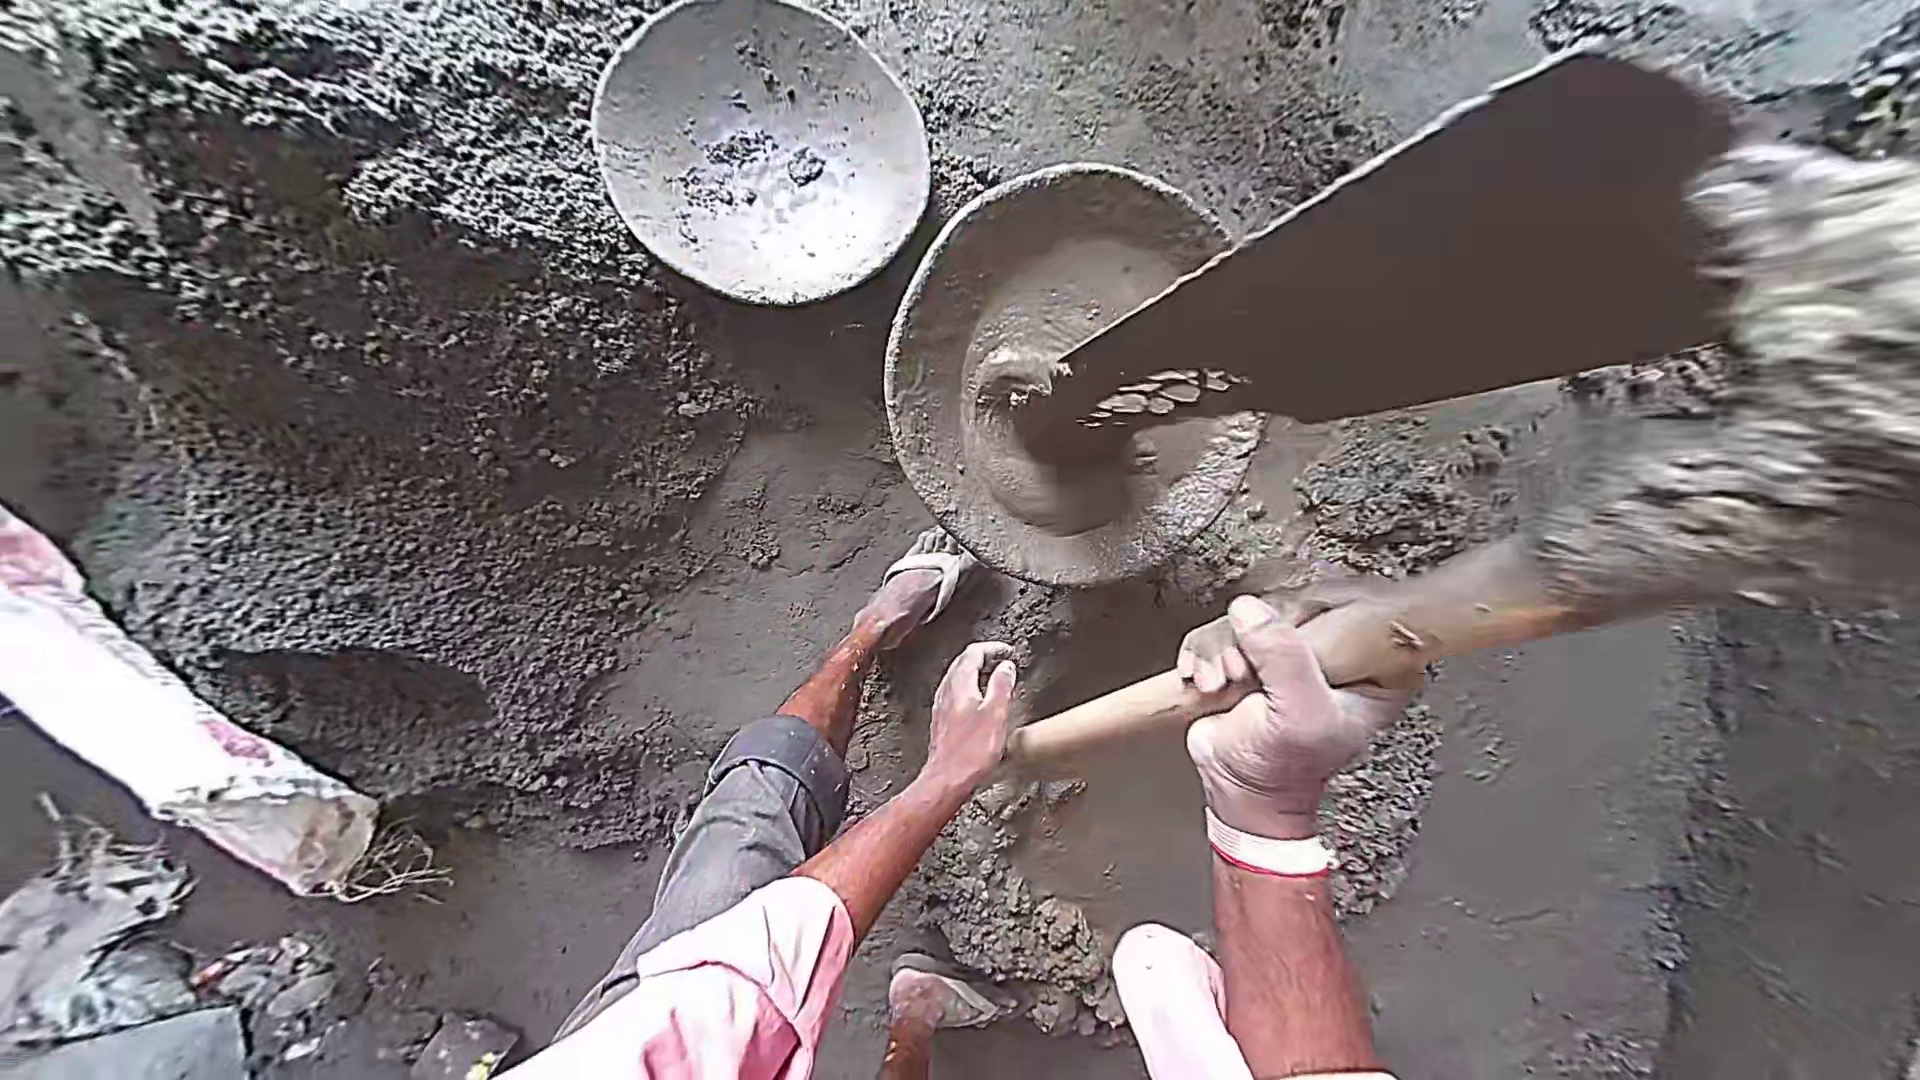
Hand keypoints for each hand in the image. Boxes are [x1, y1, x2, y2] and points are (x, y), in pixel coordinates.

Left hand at [923, 641, 1017, 791]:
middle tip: (1003, 660)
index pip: (973, 652)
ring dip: (977, 672)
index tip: (1008, 651)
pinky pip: (956, 692)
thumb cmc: (971, 751)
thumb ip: (1001, 685)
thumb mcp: (995, 713)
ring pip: (958, 677)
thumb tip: (1006, 666)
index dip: (993, 648)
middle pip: (963, 662)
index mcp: (959, 683)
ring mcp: (942, 704)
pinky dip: (970, 687)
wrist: (947, 779)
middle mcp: (947, 690)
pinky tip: (979, 700)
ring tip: (995, 677)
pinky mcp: (942, 719)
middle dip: (984, 656)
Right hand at [1182, 594, 1415, 838]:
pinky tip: (1205, 679)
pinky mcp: (1247, 650)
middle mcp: (1331, 649)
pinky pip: (1218, 627)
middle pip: (1286, 604)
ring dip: (1219, 650)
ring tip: (1219, 685)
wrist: (1239, 788)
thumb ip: (1284, 660)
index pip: (1348, 604)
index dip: (1305, 615)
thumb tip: (1251, 611)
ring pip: (1246, 615)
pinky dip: (1201, 652)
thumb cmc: (1284, 767)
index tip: (1274, 649)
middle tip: (1240, 674)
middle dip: (1249, 641)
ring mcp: (1286, 648)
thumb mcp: (1299, 716)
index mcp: (1372, 664)